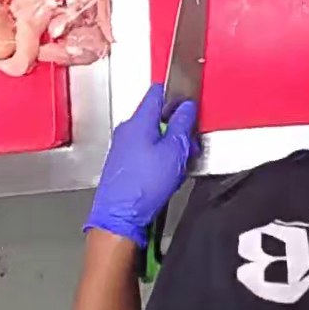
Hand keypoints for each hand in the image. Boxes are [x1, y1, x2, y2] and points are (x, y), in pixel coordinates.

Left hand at [85, 84, 198, 245]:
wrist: (119, 217)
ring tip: (179, 164)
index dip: (176, 95)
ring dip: (169, 144)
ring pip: (151, 135)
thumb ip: (182, 124)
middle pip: (156, 116)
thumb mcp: (174, 151)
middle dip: (176, 127)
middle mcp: (127, 130)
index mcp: (139, 121)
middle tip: (189, 143)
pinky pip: (144, 151)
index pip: (157, 92)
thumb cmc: (144, 186)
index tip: (189, 104)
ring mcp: (122, 146)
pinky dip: (158, 157)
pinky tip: (166, 174)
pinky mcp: (122, 163)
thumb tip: (187, 107)